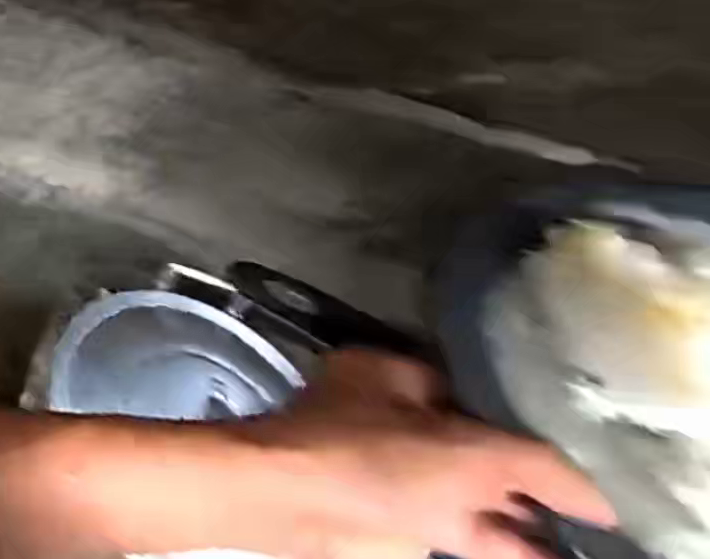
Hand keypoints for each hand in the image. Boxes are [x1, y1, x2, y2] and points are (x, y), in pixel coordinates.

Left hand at [235, 350, 614, 558]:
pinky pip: (471, 528)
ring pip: (476, 488)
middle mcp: (388, 412)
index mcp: (385, 374)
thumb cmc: (372, 458)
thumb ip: (539, 466)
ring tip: (613, 541)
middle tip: (616, 501)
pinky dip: (518, 546)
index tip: (593, 447)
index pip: (468, 387)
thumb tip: (598, 499)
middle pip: (475, 440)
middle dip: (536, 472)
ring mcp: (392, 464)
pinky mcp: (398, 512)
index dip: (526, 416)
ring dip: (535, 514)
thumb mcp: (467, 451)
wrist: (298, 502)